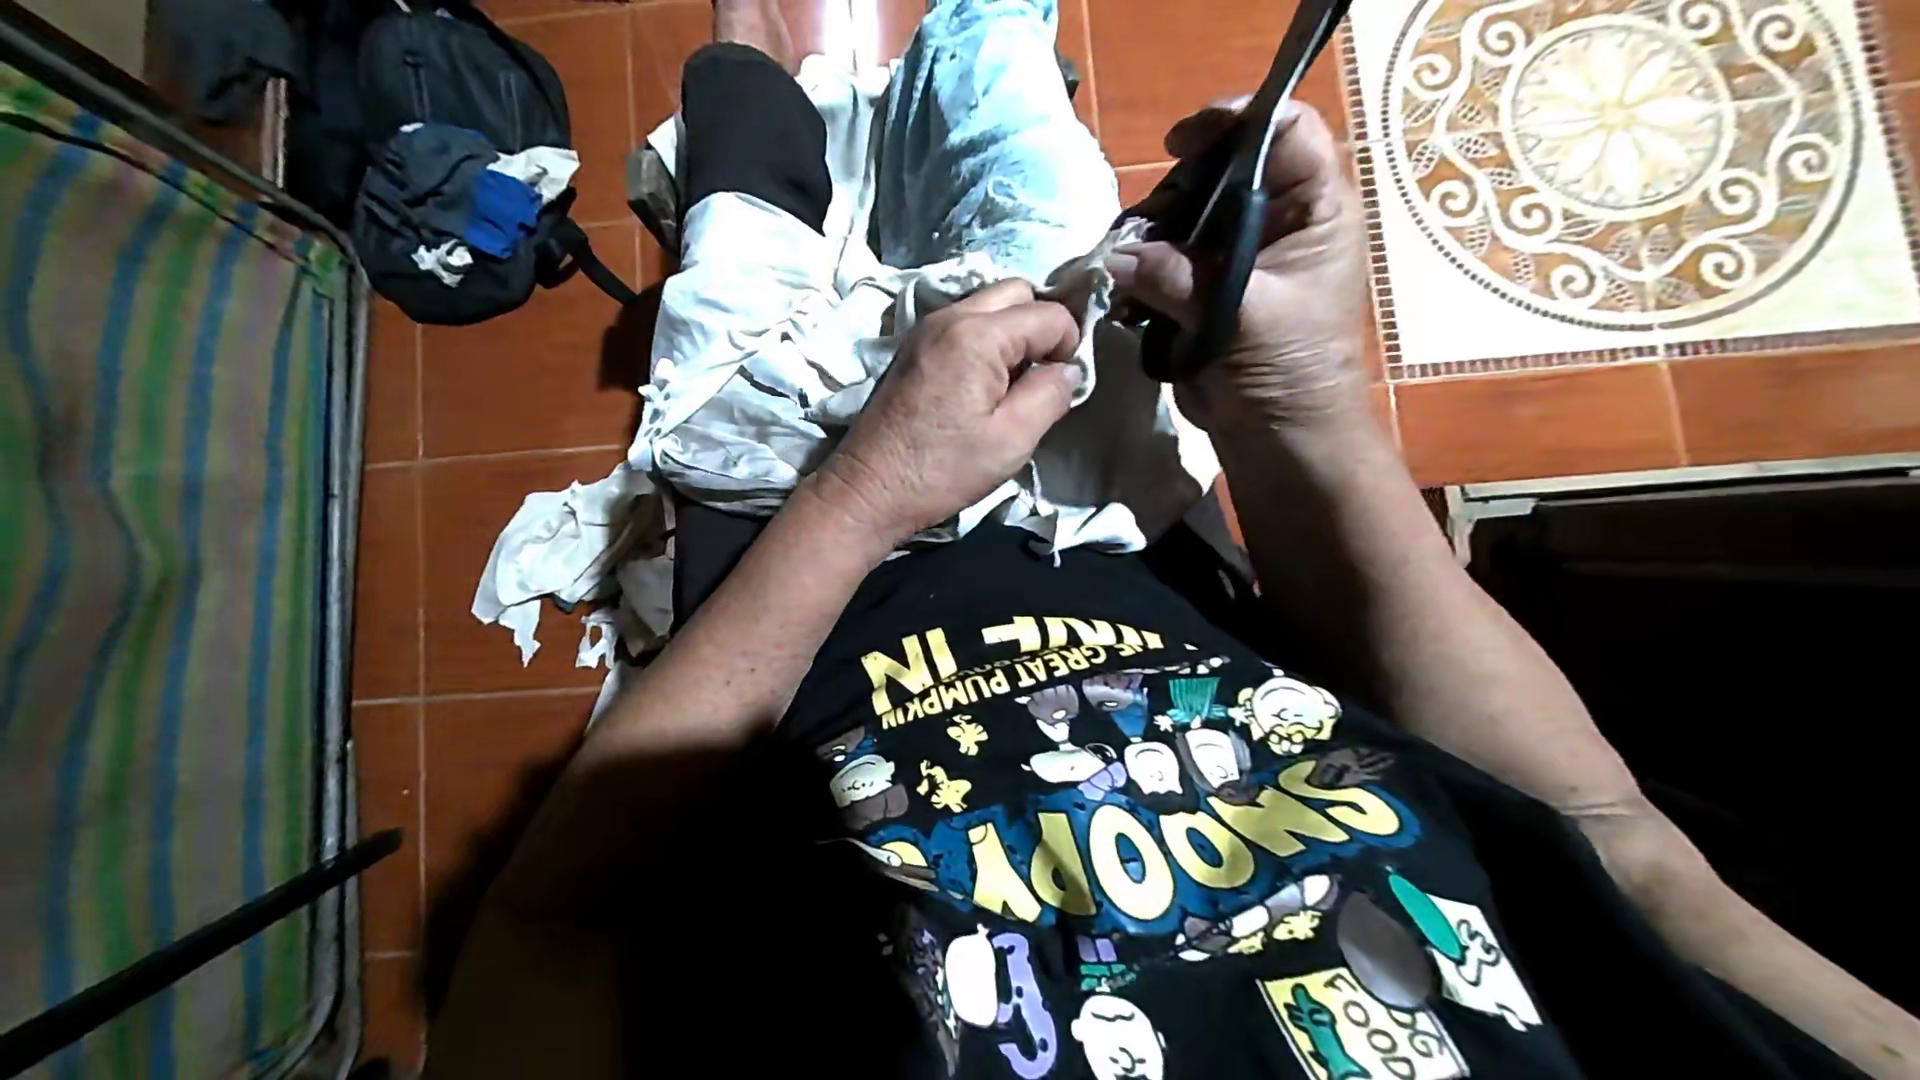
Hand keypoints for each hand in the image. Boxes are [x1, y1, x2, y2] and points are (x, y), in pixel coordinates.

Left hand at [812, 280, 1082, 540]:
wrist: (870, 490)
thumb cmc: (942, 471)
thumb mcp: (1011, 441)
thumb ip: (1049, 395)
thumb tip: (1069, 370)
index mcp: (976, 336)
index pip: (1049, 313)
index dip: (1068, 345)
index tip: (1058, 384)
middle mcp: (948, 317)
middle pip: (1016, 292)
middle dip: (1040, 326)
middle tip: (1039, 375)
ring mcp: (925, 329)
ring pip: (988, 304)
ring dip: (1012, 333)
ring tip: (1011, 383)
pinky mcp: (913, 348)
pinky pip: (964, 324)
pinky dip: (985, 341)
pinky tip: (982, 384)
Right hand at [1108, 100, 1370, 434]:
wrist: (1276, 435)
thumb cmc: (1288, 369)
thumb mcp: (1242, 313)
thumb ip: (1179, 278)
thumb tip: (1116, 257)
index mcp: (1311, 210)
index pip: (1282, 134)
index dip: (1233, 125)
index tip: (1179, 146)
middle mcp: (1272, 224)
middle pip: (1218, 175)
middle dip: (1174, 195)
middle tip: (1138, 228)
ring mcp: (1232, 259)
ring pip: (1183, 222)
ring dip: (1148, 239)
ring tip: (1122, 268)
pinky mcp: (1202, 292)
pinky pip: (1164, 264)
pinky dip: (1140, 273)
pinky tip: (1125, 292)